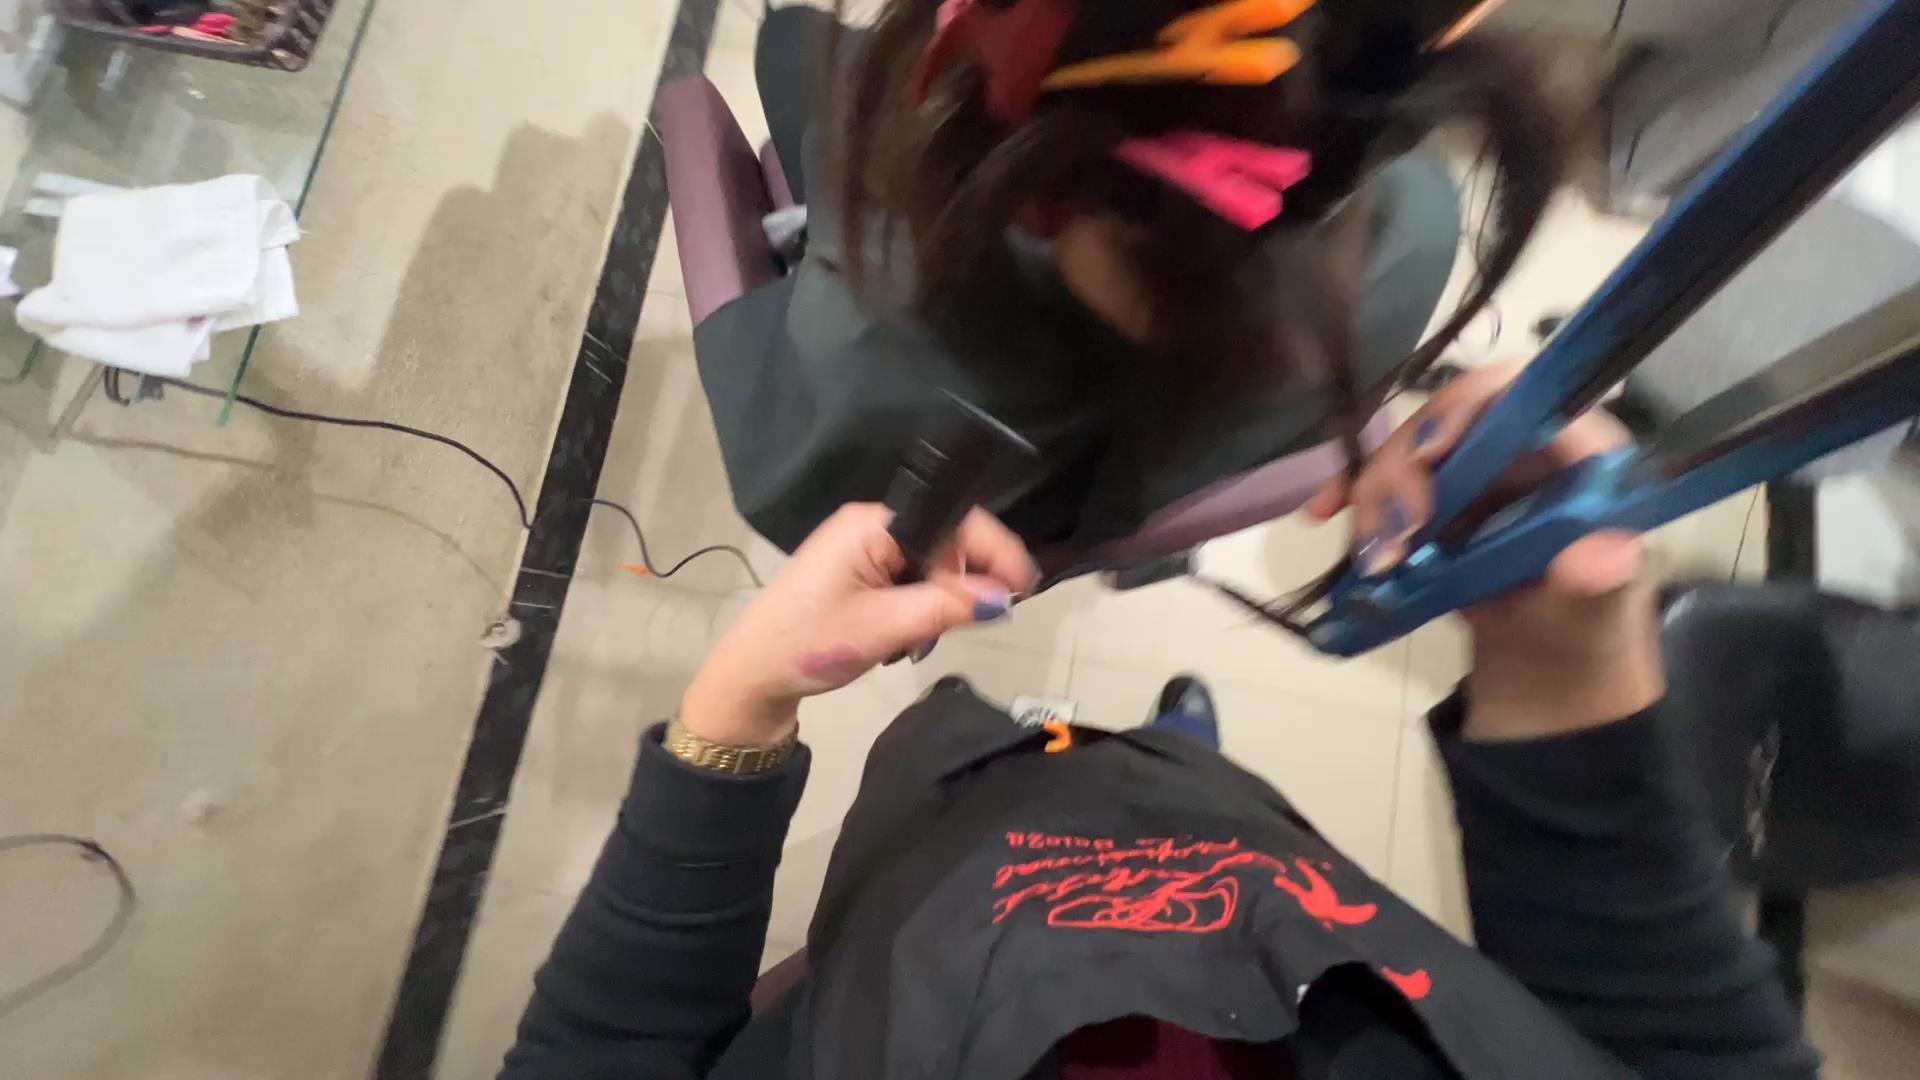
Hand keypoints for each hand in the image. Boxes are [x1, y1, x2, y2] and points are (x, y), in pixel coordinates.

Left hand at [680, 504, 1038, 746]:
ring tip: (919, 640)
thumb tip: (1004, 596)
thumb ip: (946, 607)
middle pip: (944, 543)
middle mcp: (872, 527)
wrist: (754, 675)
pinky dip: (920, 608)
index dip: (991, 551)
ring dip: (939, 603)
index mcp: (873, 525)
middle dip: (960, 585)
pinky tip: (908, 636)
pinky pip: (911, 580)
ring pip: (931, 566)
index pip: (951, 522)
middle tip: (960, 627)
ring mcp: (865, 549)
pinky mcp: (862, 573)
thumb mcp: (884, 627)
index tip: (1021, 588)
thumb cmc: (809, 644)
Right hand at [1306, 361, 1664, 739]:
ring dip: (1370, 497)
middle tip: (1391, 535)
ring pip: (1402, 451)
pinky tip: (1321, 514)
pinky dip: (1344, 492)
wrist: (1541, 654)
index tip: (1427, 456)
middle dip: (1402, 470)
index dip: (1469, 410)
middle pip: (1445, 420)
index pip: (1525, 397)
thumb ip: (1598, 585)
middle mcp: (1517, 449)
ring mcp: (1466, 471)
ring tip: (1372, 558)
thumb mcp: (1592, 614)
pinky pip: (1376, 478)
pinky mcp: (1426, 495)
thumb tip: (1601, 555)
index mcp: (1575, 458)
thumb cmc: (1580, 630)